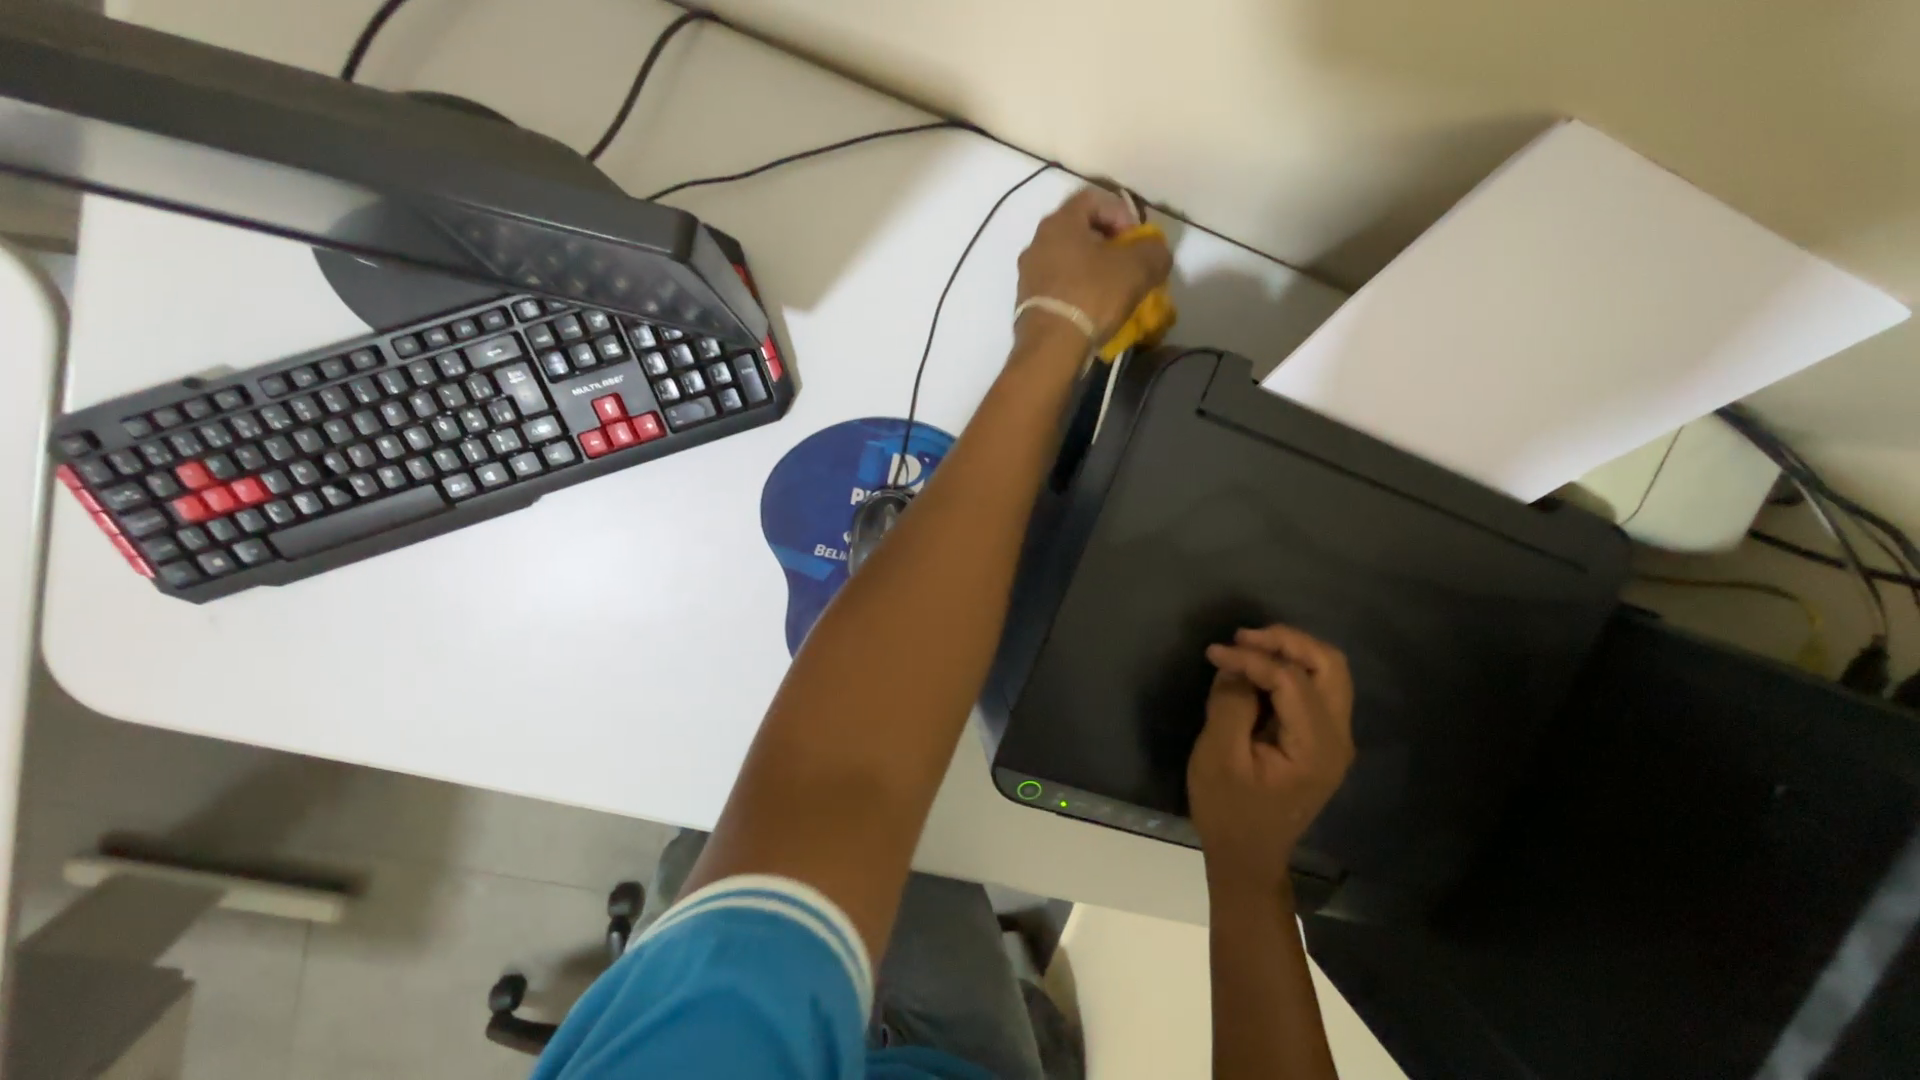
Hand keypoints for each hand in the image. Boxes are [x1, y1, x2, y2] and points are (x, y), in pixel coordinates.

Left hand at [1015, 188, 1171, 349]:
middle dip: (1108, 243)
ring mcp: (1028, 273)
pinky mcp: (1026, 302)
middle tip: (1128, 263)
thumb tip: (1155, 251)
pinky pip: (1058, 285)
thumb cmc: (1093, 296)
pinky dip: (1077, 289)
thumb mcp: (1138, 268)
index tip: (1137, 238)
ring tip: (1113, 289)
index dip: (1122, 212)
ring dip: (1092, 268)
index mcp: (1059, 222)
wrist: (1051, 348)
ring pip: (1068, 259)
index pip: (1094, 198)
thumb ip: (1154, 250)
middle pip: (1079, 230)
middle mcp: (1037, 241)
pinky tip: (1092, 308)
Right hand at [1187, 624, 1355, 896]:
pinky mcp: (1323, 741)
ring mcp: (1335, 740)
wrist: (1248, 857)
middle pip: (1330, 665)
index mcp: (1316, 746)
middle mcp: (1338, 738)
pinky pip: (1317, 690)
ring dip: (1292, 652)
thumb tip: (1235, 666)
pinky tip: (1258, 671)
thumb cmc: (1229, 810)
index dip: (1253, 658)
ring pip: (1329, 673)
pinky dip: (1291, 670)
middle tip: (1243, 637)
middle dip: (1287, 642)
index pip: (1292, 679)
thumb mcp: (1218, 757)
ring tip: (1248, 648)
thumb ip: (1231, 704)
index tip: (1214, 652)